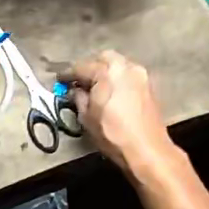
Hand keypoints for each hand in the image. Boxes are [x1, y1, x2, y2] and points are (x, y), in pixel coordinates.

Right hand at [65, 51, 175, 175]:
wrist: (147, 150)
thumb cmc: (113, 134)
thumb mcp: (87, 118)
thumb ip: (78, 98)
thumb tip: (76, 90)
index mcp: (107, 71)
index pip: (82, 67)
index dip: (67, 74)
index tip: (59, 80)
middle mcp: (126, 66)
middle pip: (103, 58)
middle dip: (90, 67)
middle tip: (80, 81)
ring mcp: (140, 75)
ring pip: (118, 65)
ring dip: (105, 72)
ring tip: (95, 87)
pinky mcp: (149, 86)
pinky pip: (128, 75)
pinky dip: (117, 79)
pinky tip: (111, 92)